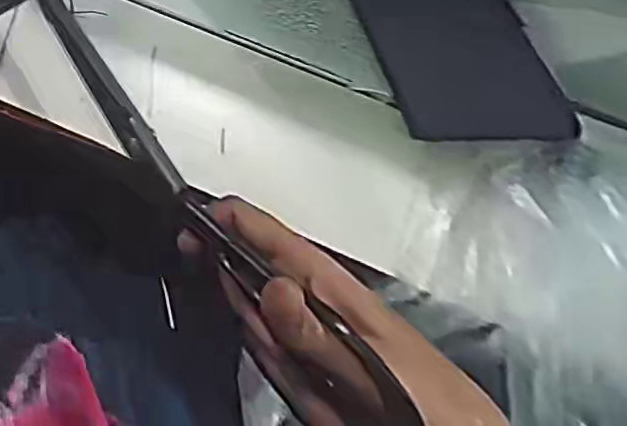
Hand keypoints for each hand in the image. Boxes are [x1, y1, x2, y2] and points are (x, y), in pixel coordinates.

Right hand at [182, 199, 508, 425]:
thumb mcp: (375, 370)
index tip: (188, 230)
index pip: (258, 226)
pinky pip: (278, 353)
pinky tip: (319, 399)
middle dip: (243, 304)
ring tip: (316, 389)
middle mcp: (317, 296)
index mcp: (329, 282)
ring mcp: (316, 327)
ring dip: (270, 349)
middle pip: (247, 270)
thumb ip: (318, 334)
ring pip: (258, 317)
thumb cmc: (438, 408)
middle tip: (271, 345)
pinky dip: (286, 374)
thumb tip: (271, 286)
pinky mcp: (319, 358)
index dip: (218, 219)